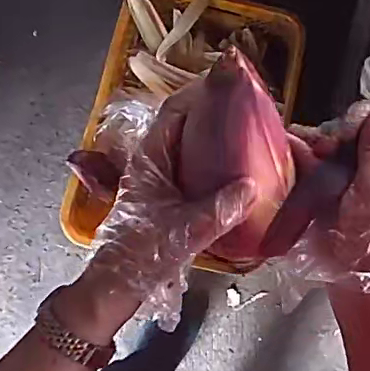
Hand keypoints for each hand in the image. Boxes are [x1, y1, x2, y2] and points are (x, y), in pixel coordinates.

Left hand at [75, 88, 257, 334]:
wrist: (117, 285)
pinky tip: (232, 168)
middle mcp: (151, 162)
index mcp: (149, 159)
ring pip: (186, 144)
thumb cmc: (142, 254)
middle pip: (182, 123)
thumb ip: (220, 207)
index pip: (174, 111)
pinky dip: (210, 158)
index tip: (227, 85)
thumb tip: (252, 186)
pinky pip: (190, 165)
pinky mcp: (164, 195)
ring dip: (211, 135)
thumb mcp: (186, 230)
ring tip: (244, 132)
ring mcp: (157, 178)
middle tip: (244, 108)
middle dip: (210, 111)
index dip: (199, 93)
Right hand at [289, 101, 369, 292]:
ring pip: (348, 142)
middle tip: (335, 142)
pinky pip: (326, 161)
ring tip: (313, 147)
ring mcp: (364, 178)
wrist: (357, 285)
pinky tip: (296, 145)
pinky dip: (311, 152)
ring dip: (327, 138)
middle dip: (351, 127)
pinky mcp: (340, 189)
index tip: (368, 120)